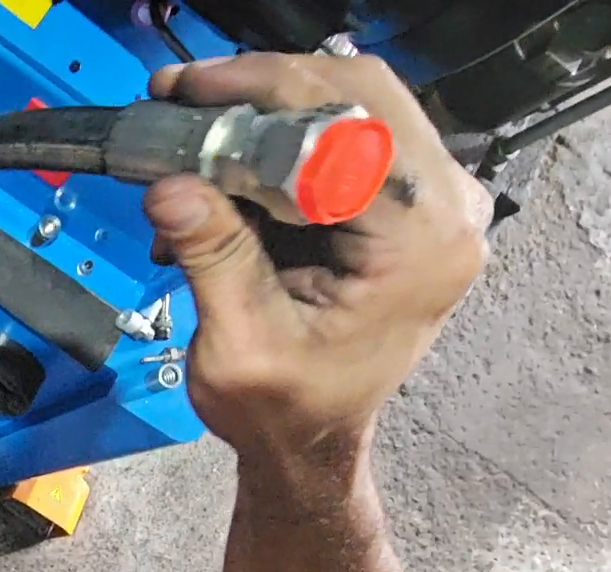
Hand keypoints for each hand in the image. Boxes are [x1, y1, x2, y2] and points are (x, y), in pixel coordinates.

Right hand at [144, 55, 491, 467]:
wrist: (306, 442)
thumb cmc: (281, 410)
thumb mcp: (238, 342)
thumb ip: (213, 256)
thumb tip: (167, 185)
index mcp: (419, 245)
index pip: (351, 127)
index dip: (264, 95)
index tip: (186, 95)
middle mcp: (443, 209)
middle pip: (358, 99)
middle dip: (260, 91)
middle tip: (180, 99)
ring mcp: (426, 203)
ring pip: (347, 113)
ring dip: (260, 119)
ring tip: (186, 146)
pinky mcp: (395, 209)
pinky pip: (336, 148)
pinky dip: (269, 152)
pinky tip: (217, 184)